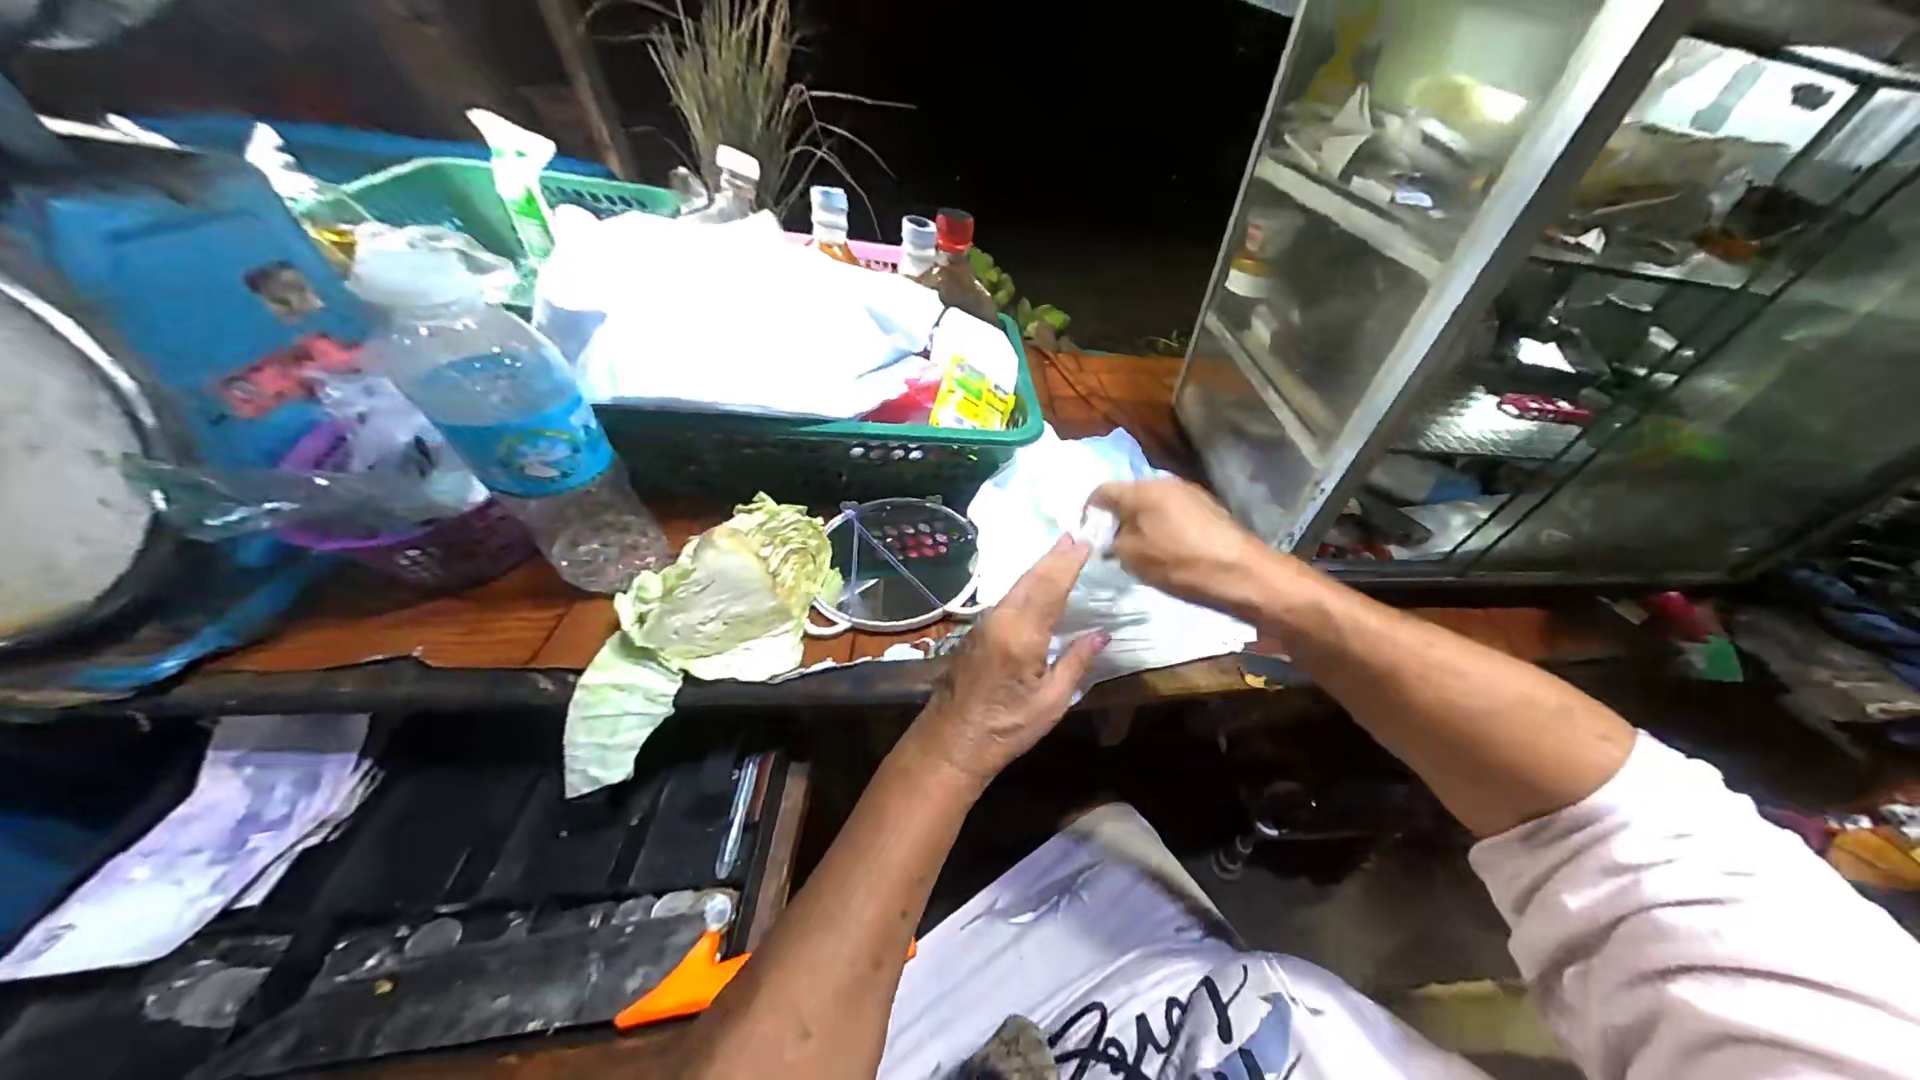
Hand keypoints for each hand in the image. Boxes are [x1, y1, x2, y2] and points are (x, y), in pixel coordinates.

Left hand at [900, 535, 1107, 788]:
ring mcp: (983, 624)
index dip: (1068, 563)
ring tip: (1059, 553)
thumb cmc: (1006, 727)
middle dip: (1052, 556)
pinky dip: (1025, 585)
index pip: (1050, 587)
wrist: (950, 740)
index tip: (1084, 541)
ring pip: (1016, 587)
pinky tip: (1035, 586)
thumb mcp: (1052, 701)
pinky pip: (1006, 599)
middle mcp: (1000, 619)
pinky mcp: (975, 633)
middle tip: (1072, 535)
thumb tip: (1101, 634)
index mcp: (1021, 633)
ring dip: (1038, 568)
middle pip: (1030, 579)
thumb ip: (1075, 662)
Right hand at [1088, 478, 1292, 616]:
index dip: (1089, 513)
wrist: (1241, 573)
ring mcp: (1189, 493)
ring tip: (1136, 549)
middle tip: (1109, 545)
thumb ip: (1111, 540)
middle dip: (1115, 518)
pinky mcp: (1206, 507)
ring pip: (1150, 504)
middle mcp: (1164, 482)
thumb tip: (1108, 535)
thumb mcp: (1131, 556)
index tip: (1086, 536)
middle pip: (1127, 495)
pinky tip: (1164, 549)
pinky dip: (1160, 526)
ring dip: (1139, 522)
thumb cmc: (1179, 562)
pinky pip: (1171, 512)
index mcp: (1142, 489)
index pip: (1101, 491)